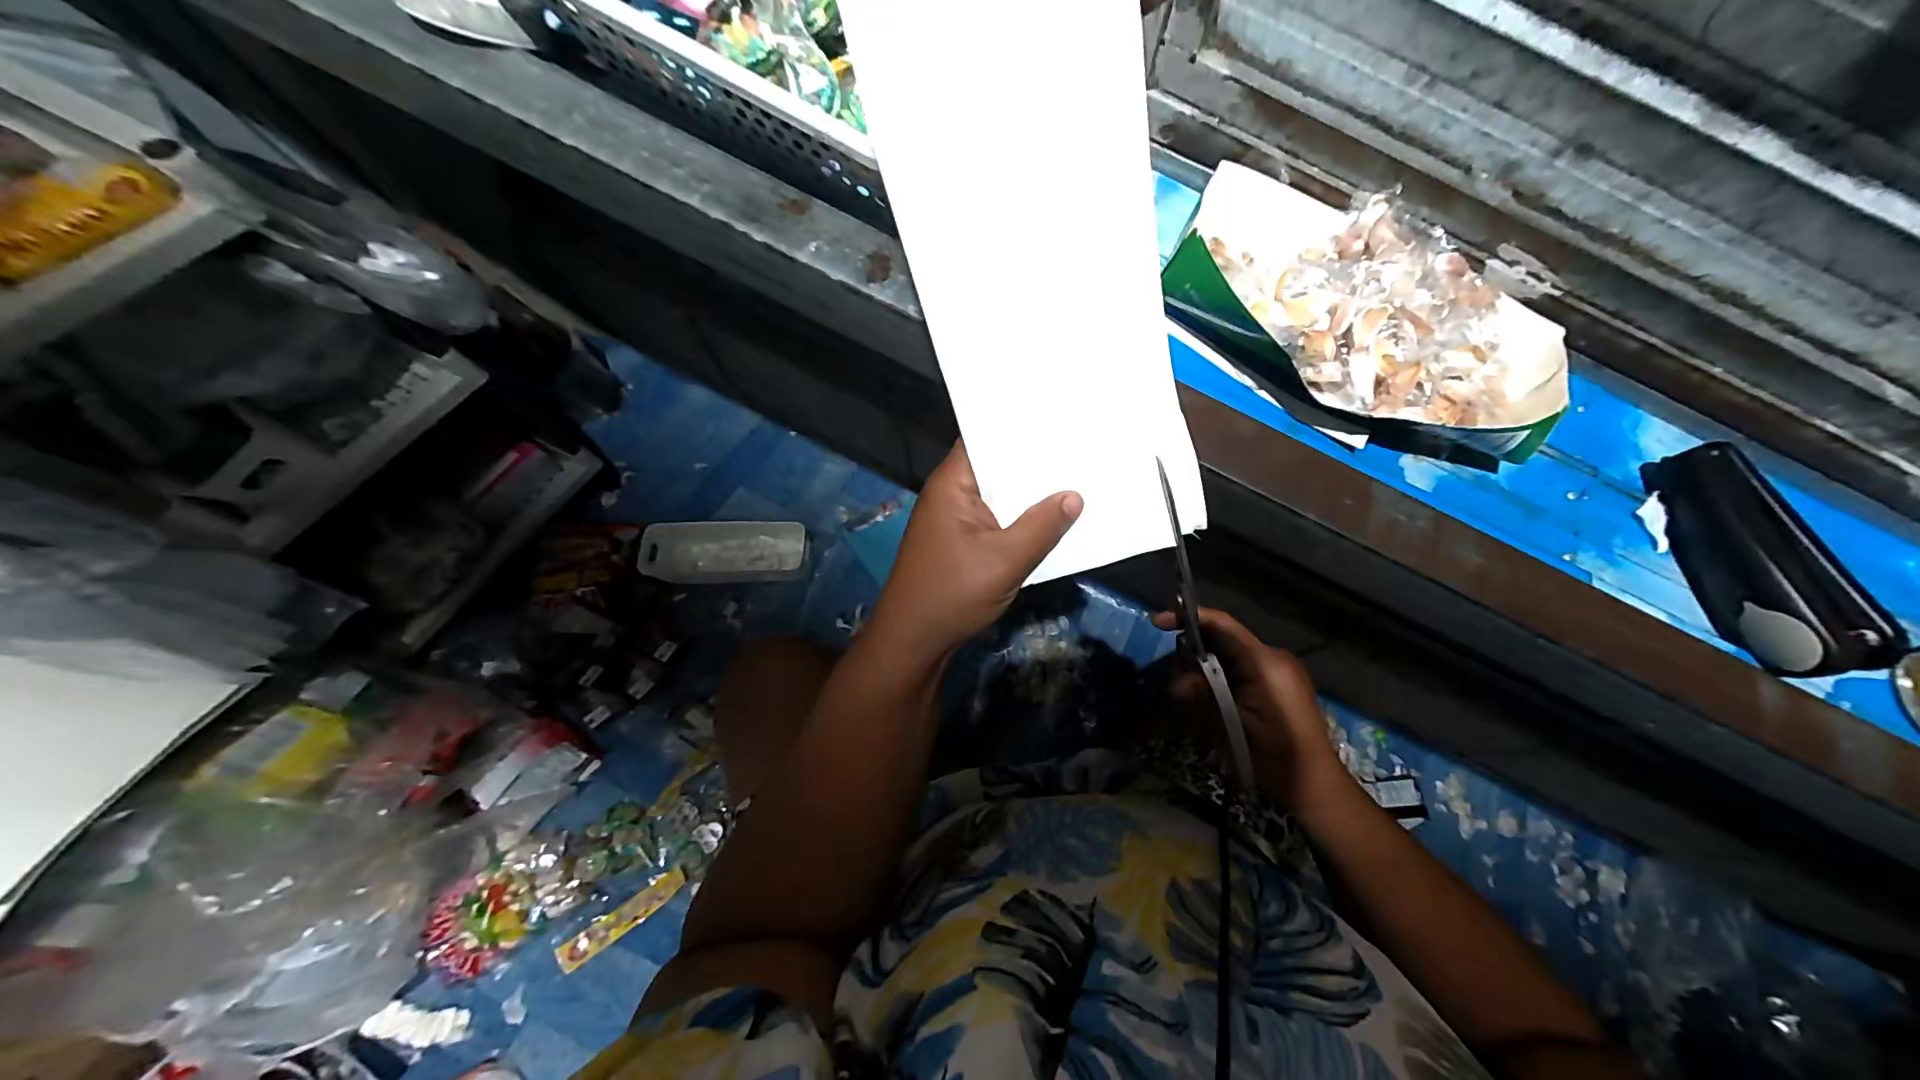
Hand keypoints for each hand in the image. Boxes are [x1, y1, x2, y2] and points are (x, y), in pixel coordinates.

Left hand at [870, 442, 1081, 658]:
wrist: (913, 641)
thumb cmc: (951, 595)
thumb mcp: (1005, 561)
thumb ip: (1042, 527)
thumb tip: (1074, 497)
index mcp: (952, 484)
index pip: (985, 438)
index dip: (1020, 427)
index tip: (1060, 418)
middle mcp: (951, 494)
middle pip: (996, 467)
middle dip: (1035, 461)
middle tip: (1081, 446)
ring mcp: (956, 519)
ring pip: (1000, 496)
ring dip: (1030, 494)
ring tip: (1077, 477)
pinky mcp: (963, 542)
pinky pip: (997, 520)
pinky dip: (1020, 519)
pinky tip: (1053, 518)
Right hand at [1153, 606, 1350, 810]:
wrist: (1313, 784)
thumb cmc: (1275, 755)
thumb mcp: (1232, 725)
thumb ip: (1204, 696)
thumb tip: (1176, 683)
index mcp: (1266, 663)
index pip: (1223, 626)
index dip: (1190, 618)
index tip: (1160, 622)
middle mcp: (1274, 658)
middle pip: (1224, 639)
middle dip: (1193, 652)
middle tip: (1174, 678)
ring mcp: (1279, 671)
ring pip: (1230, 655)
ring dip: (1205, 668)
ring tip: (1188, 694)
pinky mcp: (1278, 684)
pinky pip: (1242, 668)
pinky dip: (1220, 676)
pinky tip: (1208, 696)